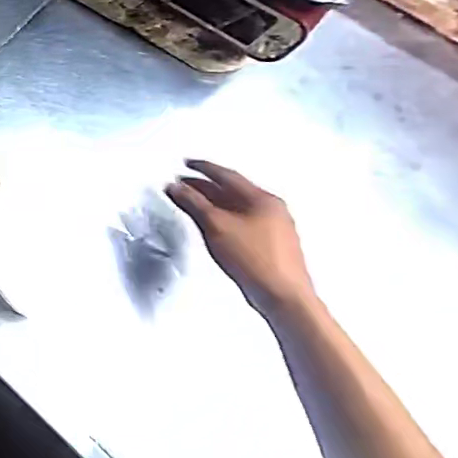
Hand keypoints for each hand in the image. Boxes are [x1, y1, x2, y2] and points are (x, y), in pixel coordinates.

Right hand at [166, 160, 316, 313]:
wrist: (283, 295)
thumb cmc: (250, 256)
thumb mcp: (216, 226)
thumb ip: (193, 203)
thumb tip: (174, 186)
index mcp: (262, 199)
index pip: (228, 176)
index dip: (204, 168)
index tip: (185, 163)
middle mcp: (272, 208)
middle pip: (232, 190)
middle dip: (205, 185)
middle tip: (181, 182)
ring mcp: (274, 226)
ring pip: (237, 206)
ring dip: (212, 201)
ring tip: (190, 200)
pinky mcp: (271, 242)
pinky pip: (241, 219)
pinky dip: (222, 215)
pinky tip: (211, 222)